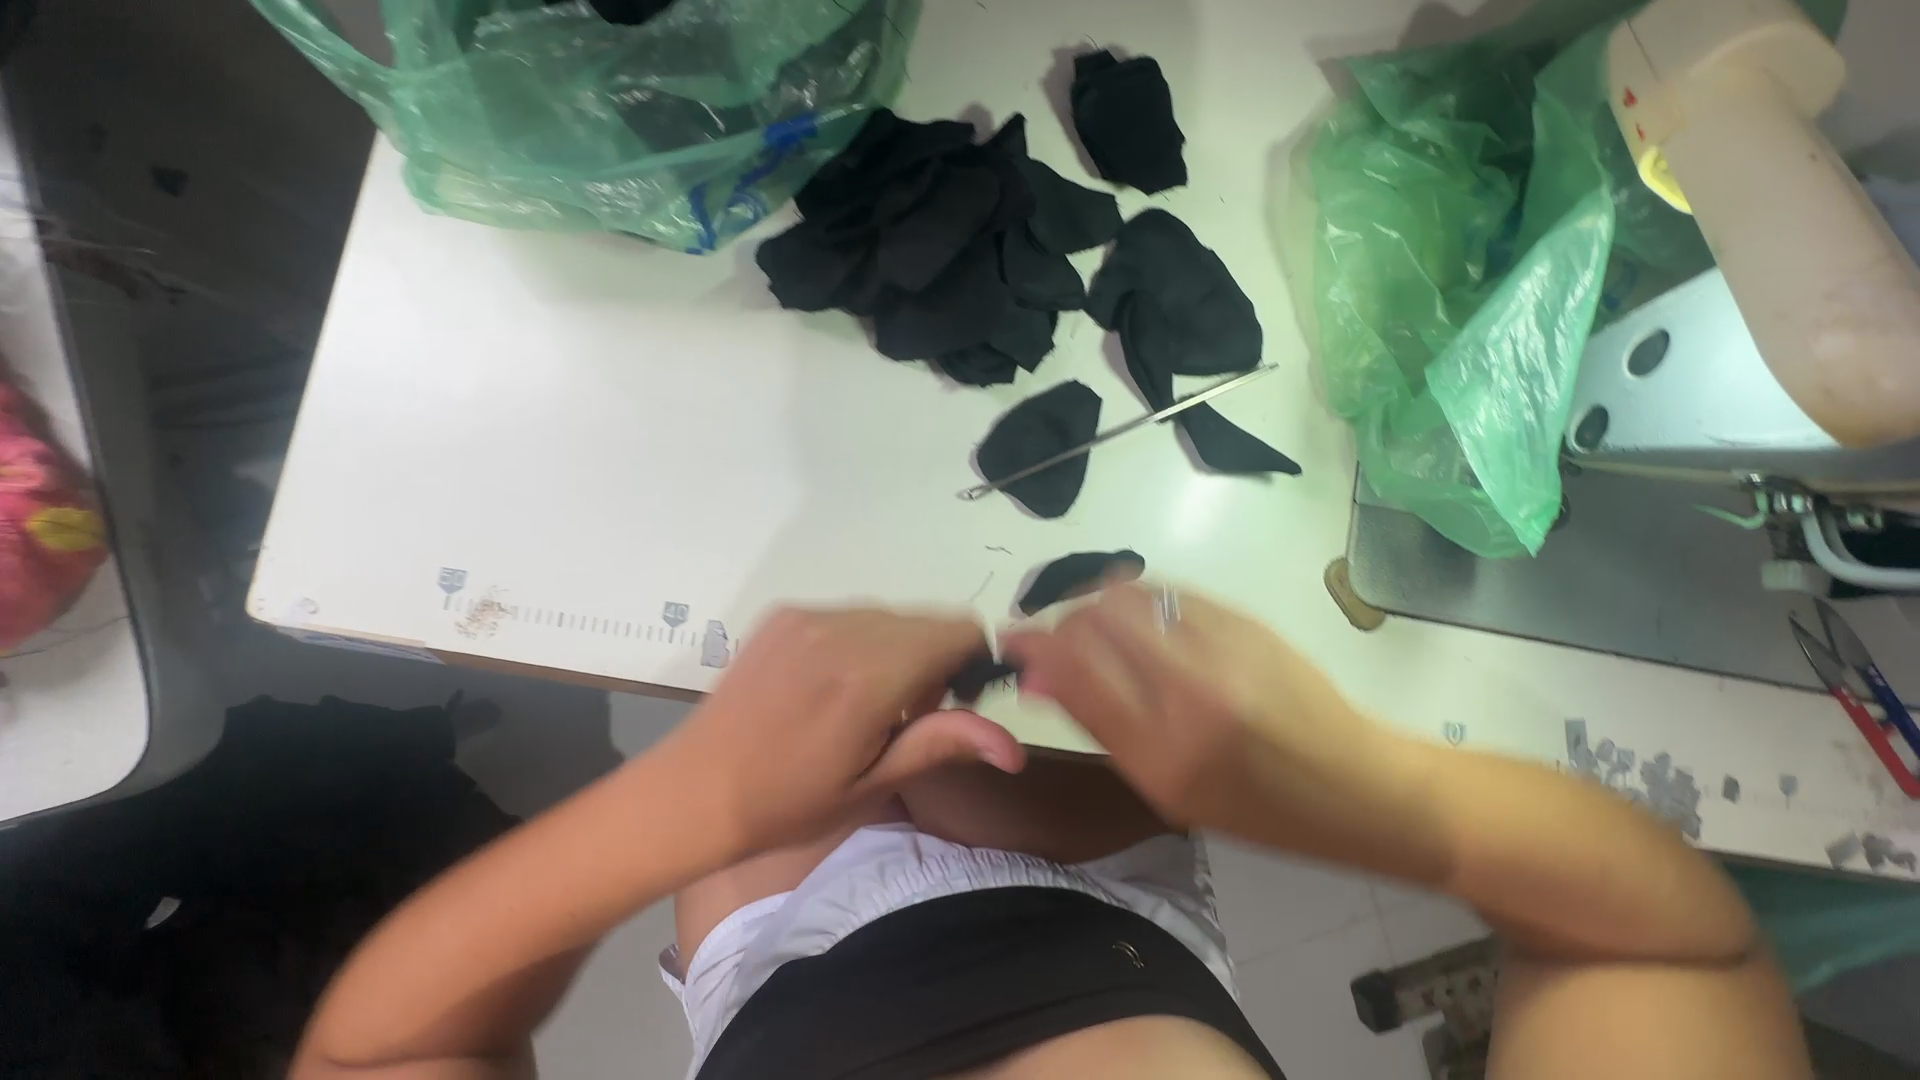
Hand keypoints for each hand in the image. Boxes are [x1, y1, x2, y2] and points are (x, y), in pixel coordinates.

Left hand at [661, 607, 1026, 854]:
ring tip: (861, 704)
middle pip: (925, 621)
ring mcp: (807, 615)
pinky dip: (859, 641)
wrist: (694, 790)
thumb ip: (943, 743)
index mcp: (870, 675)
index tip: (947, 705)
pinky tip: (828, 686)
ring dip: (897, 650)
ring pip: (889, 616)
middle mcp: (842, 628)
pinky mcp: (783, 613)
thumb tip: (1014, 746)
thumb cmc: (788, 802)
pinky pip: (849, 614)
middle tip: (900, 717)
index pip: (958, 629)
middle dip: (933, 661)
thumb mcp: (873, 785)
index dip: (971, 663)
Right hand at [1001, 582, 1378, 830]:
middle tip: (1059, 639)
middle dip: (1061, 621)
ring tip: (1098, 626)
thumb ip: (1101, 723)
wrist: (1360, 787)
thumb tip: (1038, 675)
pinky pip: (1168, 590)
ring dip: (1097, 603)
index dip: (1031, 645)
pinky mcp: (1246, 620)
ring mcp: (1221, 647)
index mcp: (1162, 751)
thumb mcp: (1169, 789)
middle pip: (1092, 618)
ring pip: (1127, 593)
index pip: (1070, 669)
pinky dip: (1139, 598)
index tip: (1012, 641)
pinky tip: (1143, 620)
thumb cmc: (1258, 809)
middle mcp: (1188, 690)